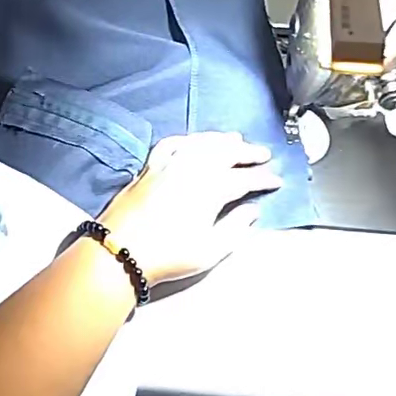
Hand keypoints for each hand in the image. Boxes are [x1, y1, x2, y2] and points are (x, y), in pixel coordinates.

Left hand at [96, 132, 282, 284]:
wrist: (119, 252)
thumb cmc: (167, 255)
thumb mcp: (210, 250)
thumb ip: (235, 227)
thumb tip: (251, 210)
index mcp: (210, 187)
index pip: (244, 177)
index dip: (263, 178)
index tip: (276, 180)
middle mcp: (191, 168)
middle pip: (225, 152)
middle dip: (247, 152)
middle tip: (263, 154)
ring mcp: (168, 164)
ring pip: (200, 143)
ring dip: (220, 140)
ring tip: (235, 139)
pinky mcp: (149, 166)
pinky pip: (171, 144)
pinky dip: (187, 139)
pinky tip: (193, 141)